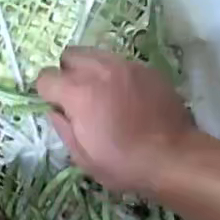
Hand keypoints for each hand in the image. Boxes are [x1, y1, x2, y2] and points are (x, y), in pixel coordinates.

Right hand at [35, 47, 201, 194]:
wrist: (174, 157)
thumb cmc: (124, 164)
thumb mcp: (84, 158)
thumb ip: (64, 129)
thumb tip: (55, 111)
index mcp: (79, 93)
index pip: (46, 77)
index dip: (47, 94)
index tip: (58, 108)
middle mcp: (100, 70)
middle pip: (70, 55)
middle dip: (67, 74)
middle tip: (78, 99)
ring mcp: (127, 65)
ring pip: (96, 54)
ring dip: (91, 71)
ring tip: (103, 97)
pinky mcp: (147, 69)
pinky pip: (121, 63)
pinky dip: (116, 76)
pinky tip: (127, 99)